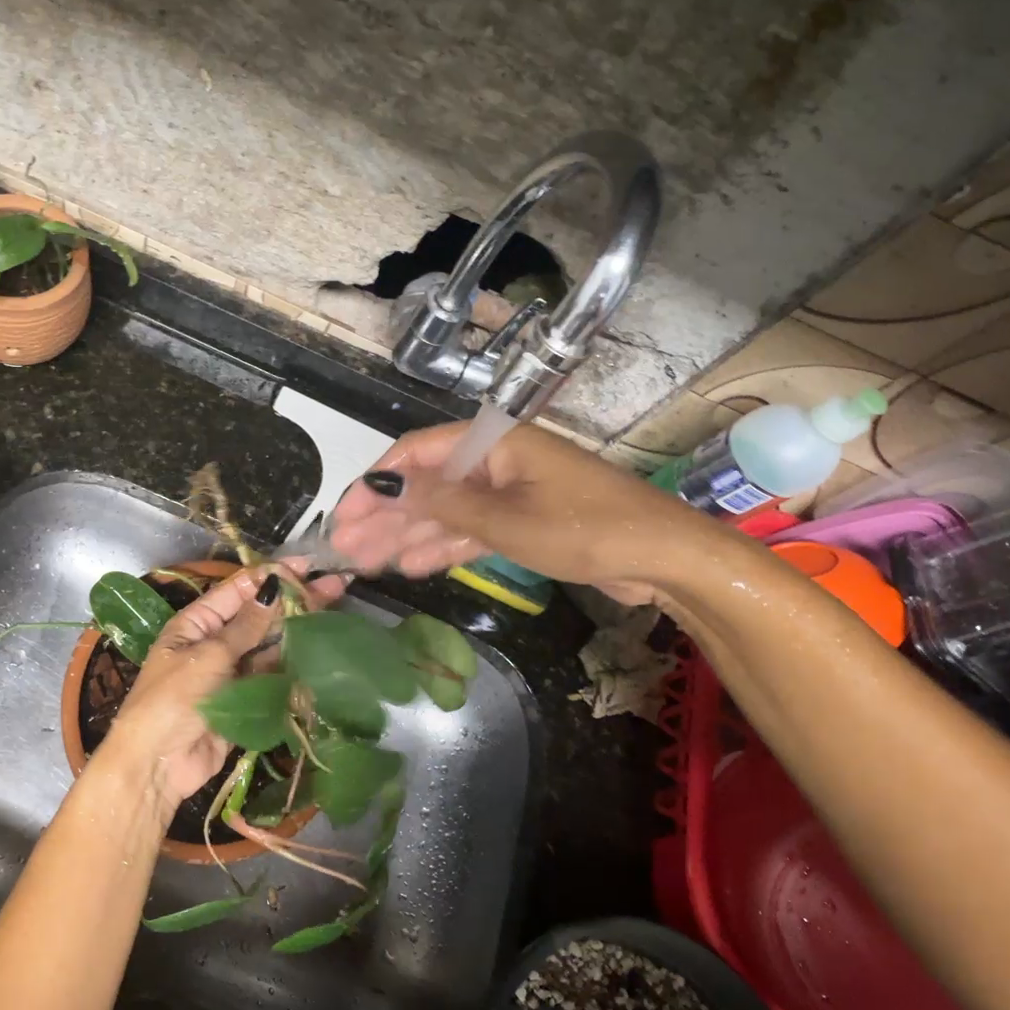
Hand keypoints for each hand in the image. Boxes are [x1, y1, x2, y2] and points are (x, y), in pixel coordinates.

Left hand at [98, 563, 346, 812]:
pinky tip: (319, 652)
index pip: (238, 590)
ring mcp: (230, 672)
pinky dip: (292, 665)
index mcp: (196, 623)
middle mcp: (214, 642)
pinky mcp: (245, 700)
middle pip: (258, 616)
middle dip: (292, 600)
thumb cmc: (174, 699)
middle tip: (335, 586)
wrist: (158, 763)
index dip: (272, 575)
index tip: (308, 566)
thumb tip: (273, 587)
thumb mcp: (210, 655)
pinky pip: (271, 676)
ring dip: (297, 630)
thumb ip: (246, 625)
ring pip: (268, 645)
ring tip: (333, 613)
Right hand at [327, 422, 723, 603]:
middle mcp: (496, 462)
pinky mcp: (523, 523)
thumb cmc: (586, 528)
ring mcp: (510, 494)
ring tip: (364, 564)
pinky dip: (443, 547)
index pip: (418, 451)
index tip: (344, 513)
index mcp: (494, 443)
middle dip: (385, 516)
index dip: (377, 481)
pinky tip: (410, 566)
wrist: (665, 560)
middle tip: (344, 549)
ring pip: (445, 512)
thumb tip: (385, 485)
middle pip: (427, 484)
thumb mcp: (506, 519)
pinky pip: (471, 531)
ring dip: (407, 536)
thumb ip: (442, 503)